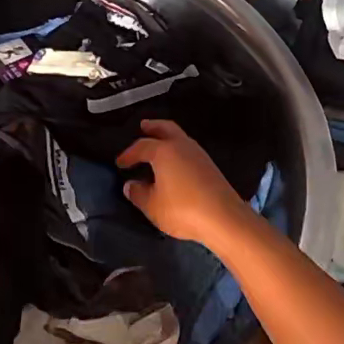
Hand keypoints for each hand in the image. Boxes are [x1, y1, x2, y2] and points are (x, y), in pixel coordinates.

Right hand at [115, 119, 255, 247]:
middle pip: (165, 128)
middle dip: (153, 127)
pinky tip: (174, 163)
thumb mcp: (153, 206)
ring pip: (179, 137)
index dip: (128, 154)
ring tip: (157, 145)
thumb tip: (130, 185)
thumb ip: (138, 193)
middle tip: (143, 126)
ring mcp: (199, 154)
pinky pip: (188, 149)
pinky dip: (177, 149)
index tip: (120, 162)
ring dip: (167, 137)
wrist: (224, 217)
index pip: (141, 146)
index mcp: (164, 151)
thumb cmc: (183, 209)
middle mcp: (182, 146)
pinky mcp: (210, 165)